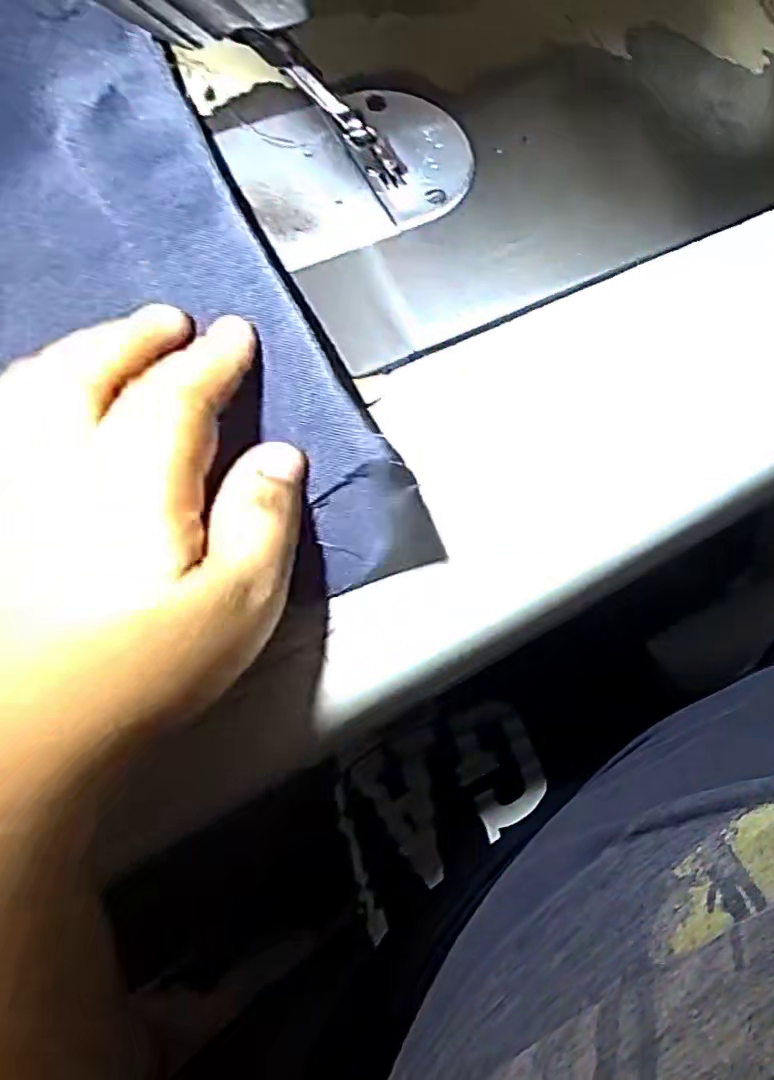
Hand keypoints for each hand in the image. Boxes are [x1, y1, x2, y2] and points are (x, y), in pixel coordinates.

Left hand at [0, 307, 304, 806]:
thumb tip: (280, 457)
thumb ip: (264, 519)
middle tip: (168, 320)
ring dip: (70, 359)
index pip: (173, 403)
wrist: (16, 733)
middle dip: (127, 342)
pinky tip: (38, 405)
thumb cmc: (147, 667)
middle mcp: (46, 479)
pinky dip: (20, 401)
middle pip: (75, 381)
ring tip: (110, 345)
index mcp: (128, 493)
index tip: (235, 335)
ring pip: (16, 398)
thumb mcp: (242, 599)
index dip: (209, 363)